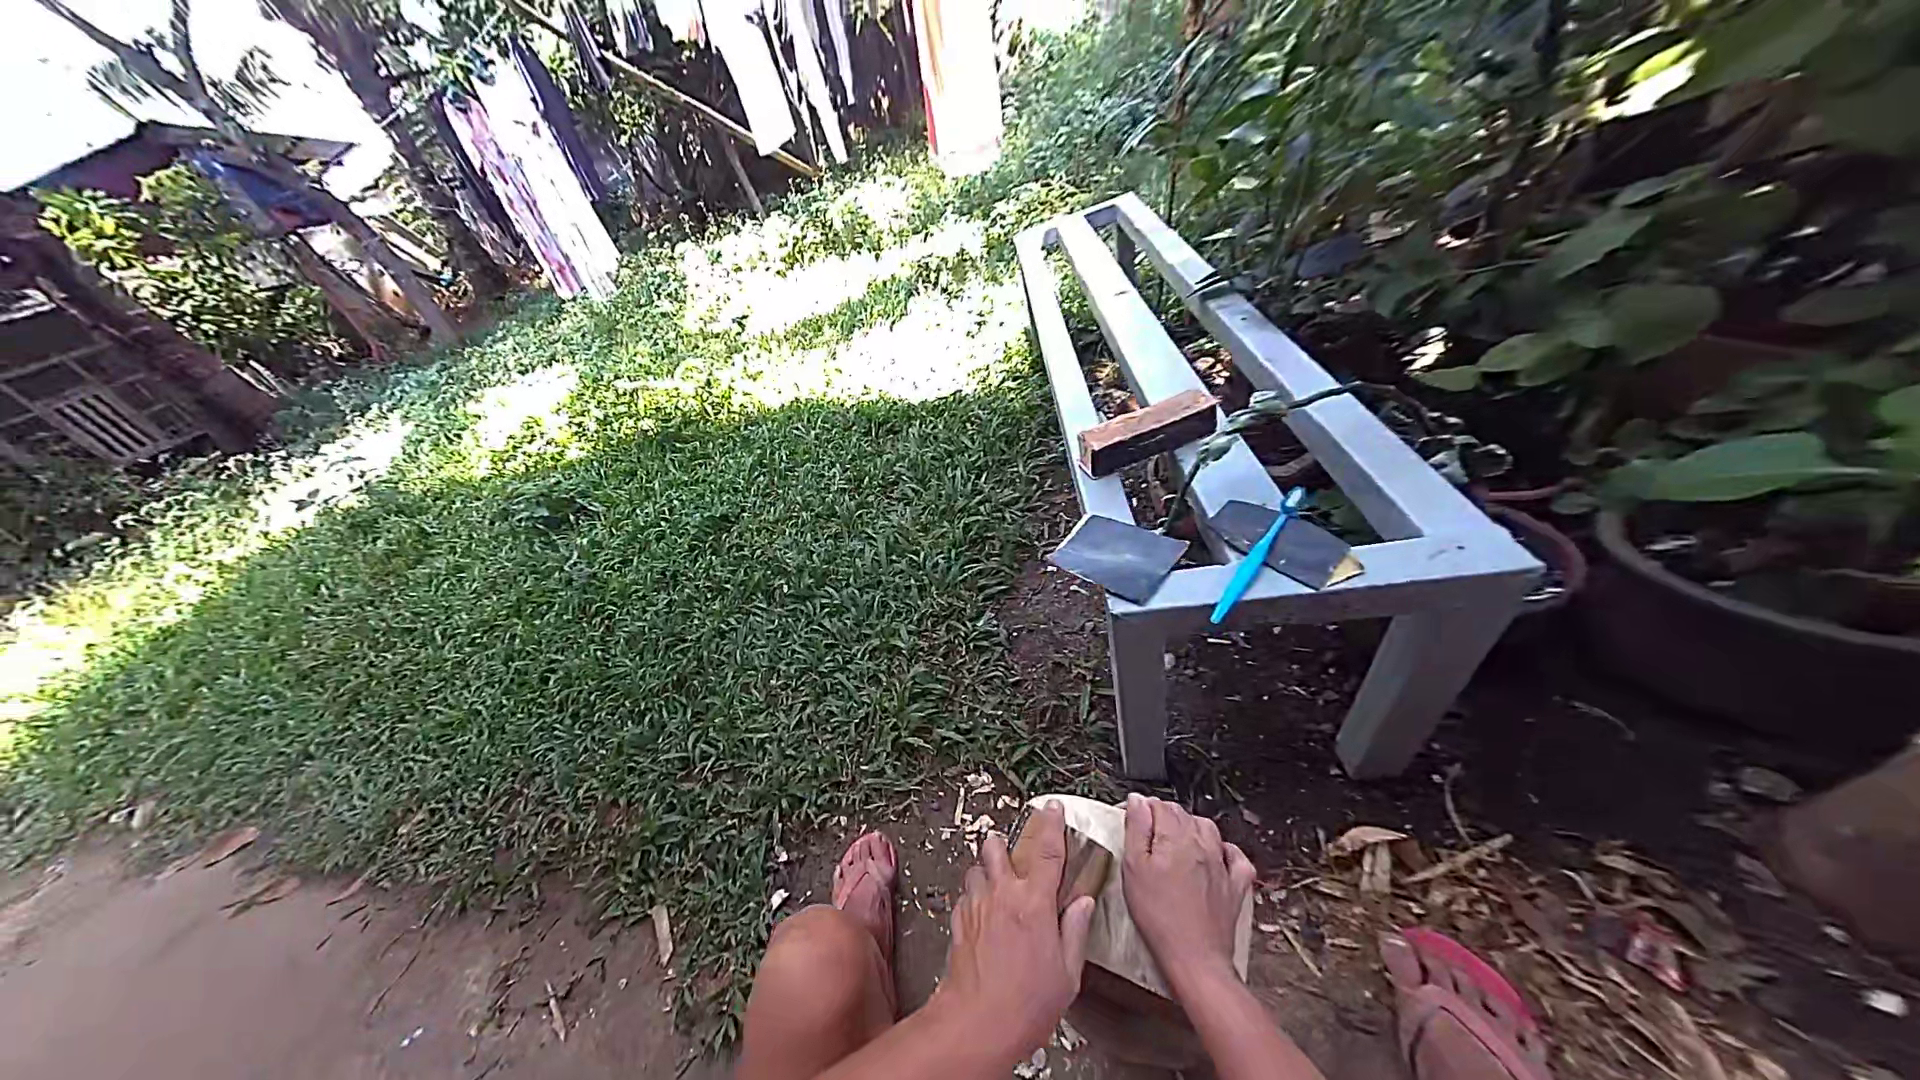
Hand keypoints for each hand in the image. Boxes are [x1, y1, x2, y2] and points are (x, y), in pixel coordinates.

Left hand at [931, 800, 1096, 1064]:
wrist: (977, 1024)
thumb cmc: (1024, 1005)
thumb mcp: (1067, 974)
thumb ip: (1074, 931)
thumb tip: (1082, 905)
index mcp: (1034, 903)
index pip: (1047, 850)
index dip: (1052, 824)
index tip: (1053, 808)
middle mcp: (1002, 895)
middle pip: (999, 847)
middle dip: (1007, 842)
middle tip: (1016, 850)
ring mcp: (977, 905)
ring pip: (978, 867)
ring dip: (988, 870)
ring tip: (999, 885)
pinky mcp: (960, 920)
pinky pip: (966, 894)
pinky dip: (975, 895)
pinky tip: (984, 912)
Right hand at [1122, 793, 1256, 987]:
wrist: (1194, 958)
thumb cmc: (1159, 916)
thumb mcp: (1133, 868)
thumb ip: (1135, 829)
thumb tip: (1137, 801)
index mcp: (1176, 837)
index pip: (1160, 805)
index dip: (1144, 808)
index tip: (1134, 818)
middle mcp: (1202, 844)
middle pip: (1183, 814)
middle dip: (1164, 816)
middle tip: (1147, 833)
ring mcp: (1222, 864)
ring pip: (1207, 828)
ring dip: (1190, 827)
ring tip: (1175, 841)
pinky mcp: (1235, 885)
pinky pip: (1236, 857)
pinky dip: (1225, 850)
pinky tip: (1215, 855)